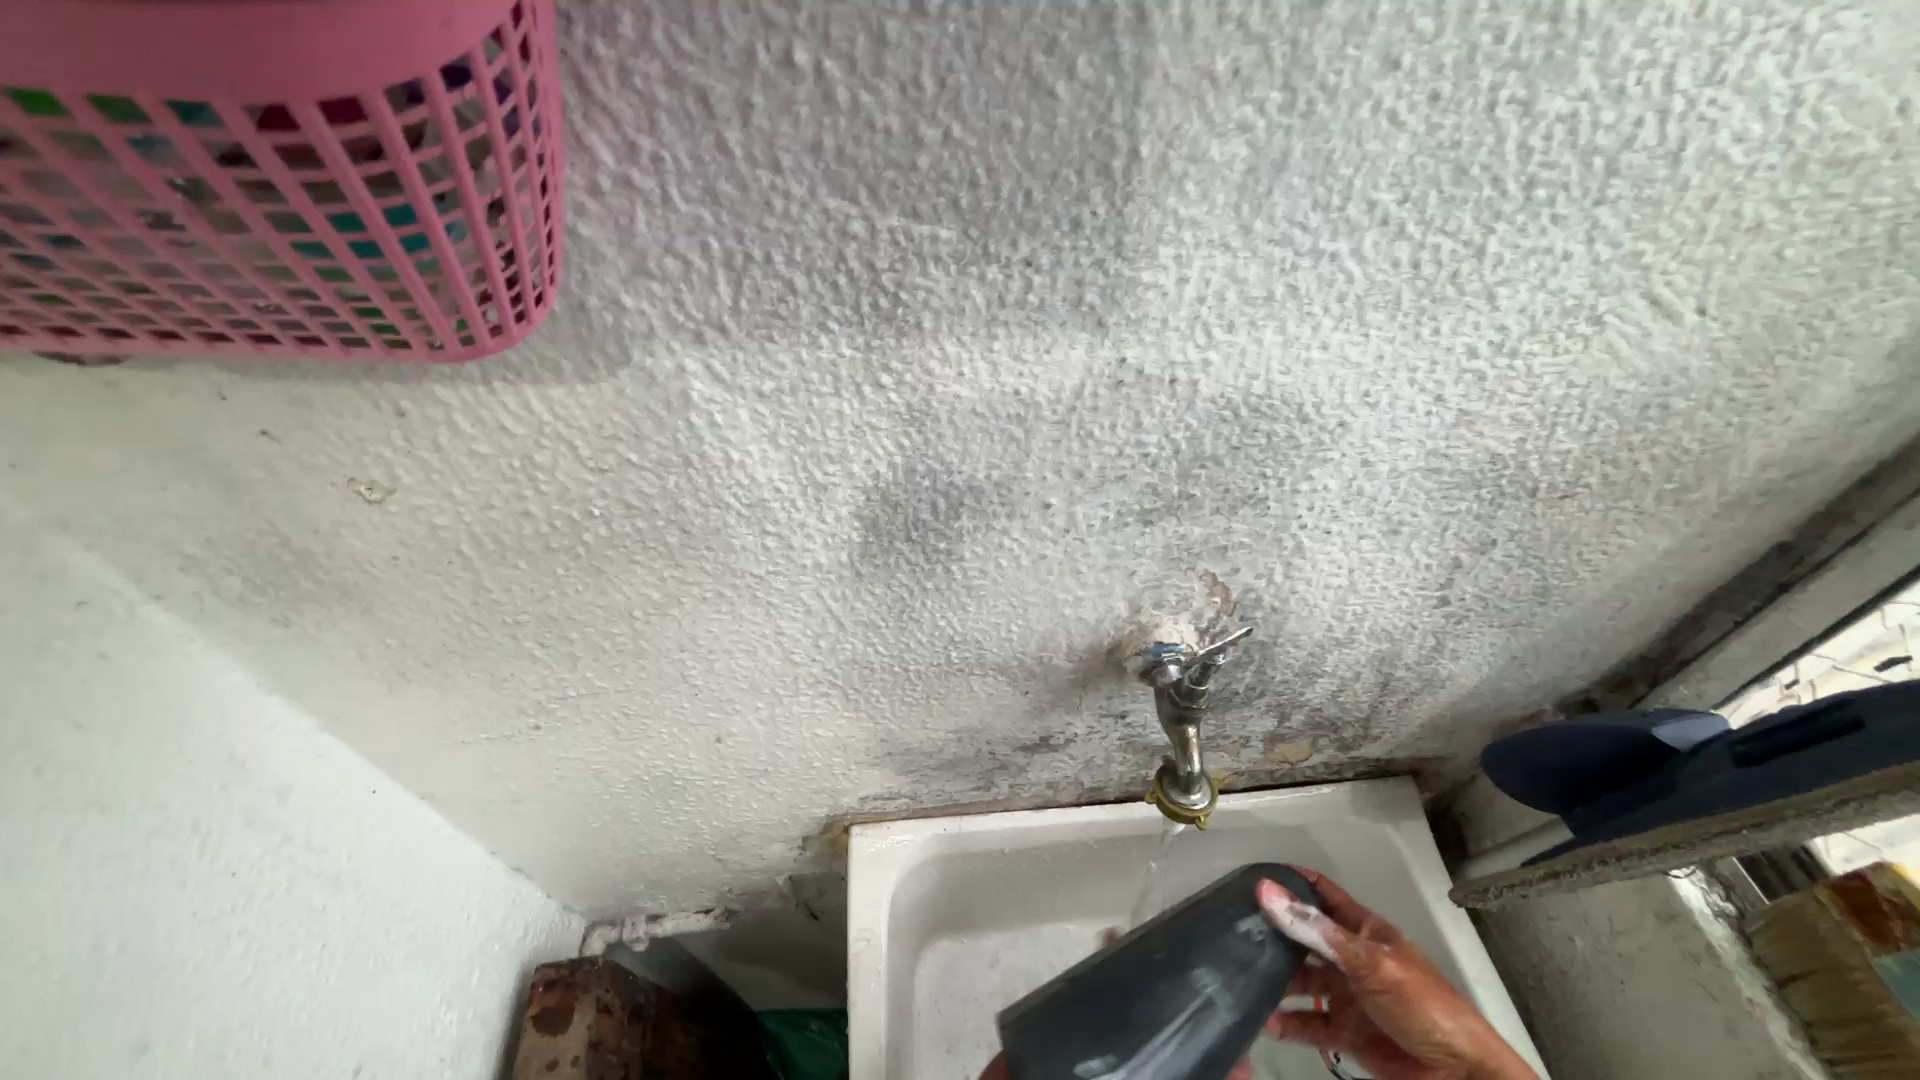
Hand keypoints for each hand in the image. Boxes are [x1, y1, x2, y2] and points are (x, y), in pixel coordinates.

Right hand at [1257, 869, 1538, 1079]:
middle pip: (1305, 939)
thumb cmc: (1422, 1005)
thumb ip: (1315, 930)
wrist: (1460, 1076)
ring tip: (1240, 975)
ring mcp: (1348, 997)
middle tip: (1233, 928)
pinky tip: (1264, 1020)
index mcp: (1365, 932)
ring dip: (1275, 981)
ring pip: (1302, 982)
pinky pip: (1309, 1024)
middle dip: (1274, 934)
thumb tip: (1265, 890)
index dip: (1293, 881)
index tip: (1254, 873)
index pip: (1323, 895)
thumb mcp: (1368, 963)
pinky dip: (1286, 1024)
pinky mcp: (1347, 1033)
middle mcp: (1352, 959)